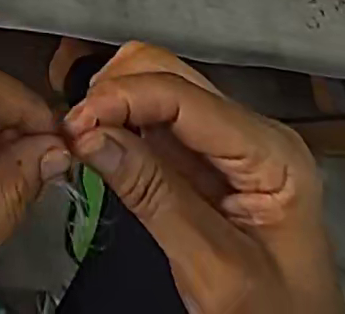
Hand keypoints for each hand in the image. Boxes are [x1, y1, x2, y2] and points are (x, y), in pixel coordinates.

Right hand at [63, 42, 344, 313]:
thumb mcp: (214, 271)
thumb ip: (154, 197)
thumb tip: (93, 137)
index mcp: (271, 151)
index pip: (186, 97)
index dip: (125, 97)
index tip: (77, 120)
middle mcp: (250, 130)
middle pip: (172, 73)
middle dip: (116, 90)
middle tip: (73, 130)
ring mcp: (227, 139)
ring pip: (159, 85)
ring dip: (115, 101)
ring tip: (81, 136)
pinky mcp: (204, 155)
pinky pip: (156, 119)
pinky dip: (122, 122)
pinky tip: (100, 141)